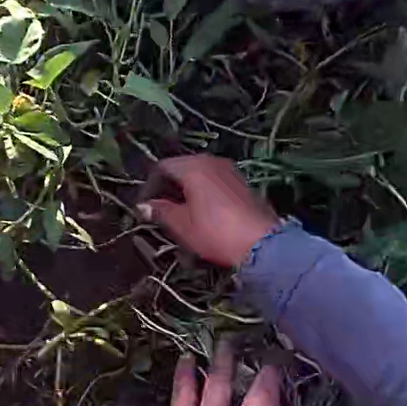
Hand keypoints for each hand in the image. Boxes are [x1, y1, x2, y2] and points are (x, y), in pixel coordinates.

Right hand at [136, 155, 279, 268]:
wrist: (261, 244)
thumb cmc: (215, 231)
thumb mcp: (181, 224)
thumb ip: (161, 211)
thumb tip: (145, 206)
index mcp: (193, 167)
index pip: (162, 167)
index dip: (150, 186)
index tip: (145, 205)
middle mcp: (212, 162)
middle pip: (181, 168)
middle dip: (168, 188)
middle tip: (160, 210)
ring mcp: (230, 171)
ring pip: (199, 175)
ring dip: (185, 191)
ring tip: (179, 214)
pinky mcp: (242, 184)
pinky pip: (214, 182)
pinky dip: (202, 193)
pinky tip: (200, 213)